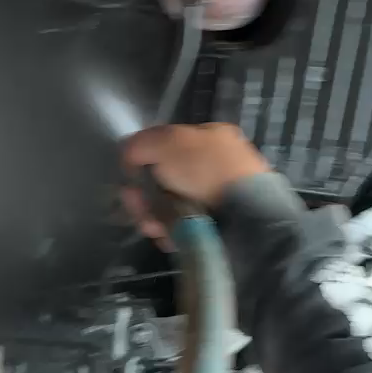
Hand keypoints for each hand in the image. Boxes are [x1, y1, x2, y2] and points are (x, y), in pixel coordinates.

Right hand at [121, 123, 271, 241]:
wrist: (245, 217)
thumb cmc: (207, 170)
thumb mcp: (169, 142)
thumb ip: (141, 143)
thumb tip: (127, 155)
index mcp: (211, 138)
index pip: (168, 145)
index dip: (144, 158)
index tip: (129, 173)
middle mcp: (214, 166)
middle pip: (164, 179)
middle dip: (144, 192)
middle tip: (132, 201)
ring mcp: (215, 199)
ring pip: (169, 205)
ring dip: (151, 213)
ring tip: (148, 223)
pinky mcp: (214, 228)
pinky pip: (181, 226)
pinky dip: (168, 230)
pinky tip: (163, 234)